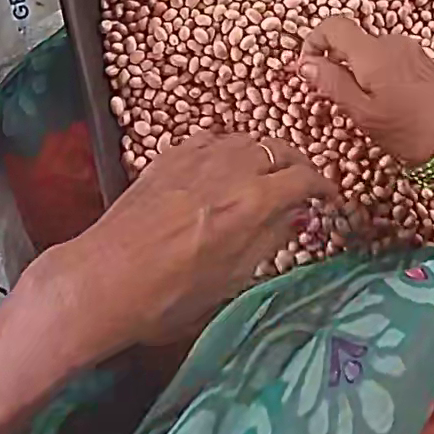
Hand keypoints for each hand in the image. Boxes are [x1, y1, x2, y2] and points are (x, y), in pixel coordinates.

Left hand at [36, 132, 334, 351]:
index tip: (328, 197)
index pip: (304, 178)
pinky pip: (210, 139)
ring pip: (246, 138)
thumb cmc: (171, 294)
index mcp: (253, 201)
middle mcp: (230, 168)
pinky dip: (227, 149)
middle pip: (279, 149)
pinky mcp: (169, 155)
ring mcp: (197, 156)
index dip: (323, 186)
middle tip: (301, 183)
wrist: (105, 277)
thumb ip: (269, 238)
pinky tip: (222, 165)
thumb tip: (293, 214)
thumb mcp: (233, 278)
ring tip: (264, 173)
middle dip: (298, 165)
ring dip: (264, 153)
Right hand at [296, 15, 433, 163]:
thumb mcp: (362, 113)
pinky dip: (374, 75)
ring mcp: (408, 50)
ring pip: (367, 52)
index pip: (333, 25)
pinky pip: (386, 59)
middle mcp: (391, 42)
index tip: (308, 69)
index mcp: (372, 52)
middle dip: (334, 63)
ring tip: (362, 106)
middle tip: (334, 98)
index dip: (313, 42)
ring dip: (355, 71)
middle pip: (350, 40)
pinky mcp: (420, 61)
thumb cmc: (409, 131)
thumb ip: (332, 83)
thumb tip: (305, 63)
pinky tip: (383, 103)